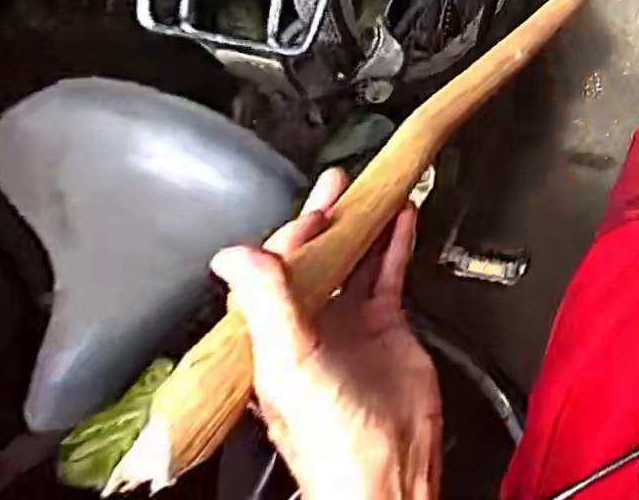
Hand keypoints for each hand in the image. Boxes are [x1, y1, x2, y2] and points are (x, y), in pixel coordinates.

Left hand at [211, 168, 441, 499]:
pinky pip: (389, 270)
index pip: (277, 271)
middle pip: (318, 257)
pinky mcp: (385, 320)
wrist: (389, 458)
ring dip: (367, 224)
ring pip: (357, 258)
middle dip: (329, 217)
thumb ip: (268, 305)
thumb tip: (234, 255)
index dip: (295, 235)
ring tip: (378, 190)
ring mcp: (348, 320)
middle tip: (340, 181)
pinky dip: (397, 242)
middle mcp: (307, 324)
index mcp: (269, 338)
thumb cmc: (331, 431)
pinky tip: (404, 220)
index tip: (317, 208)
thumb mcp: (291, 363)